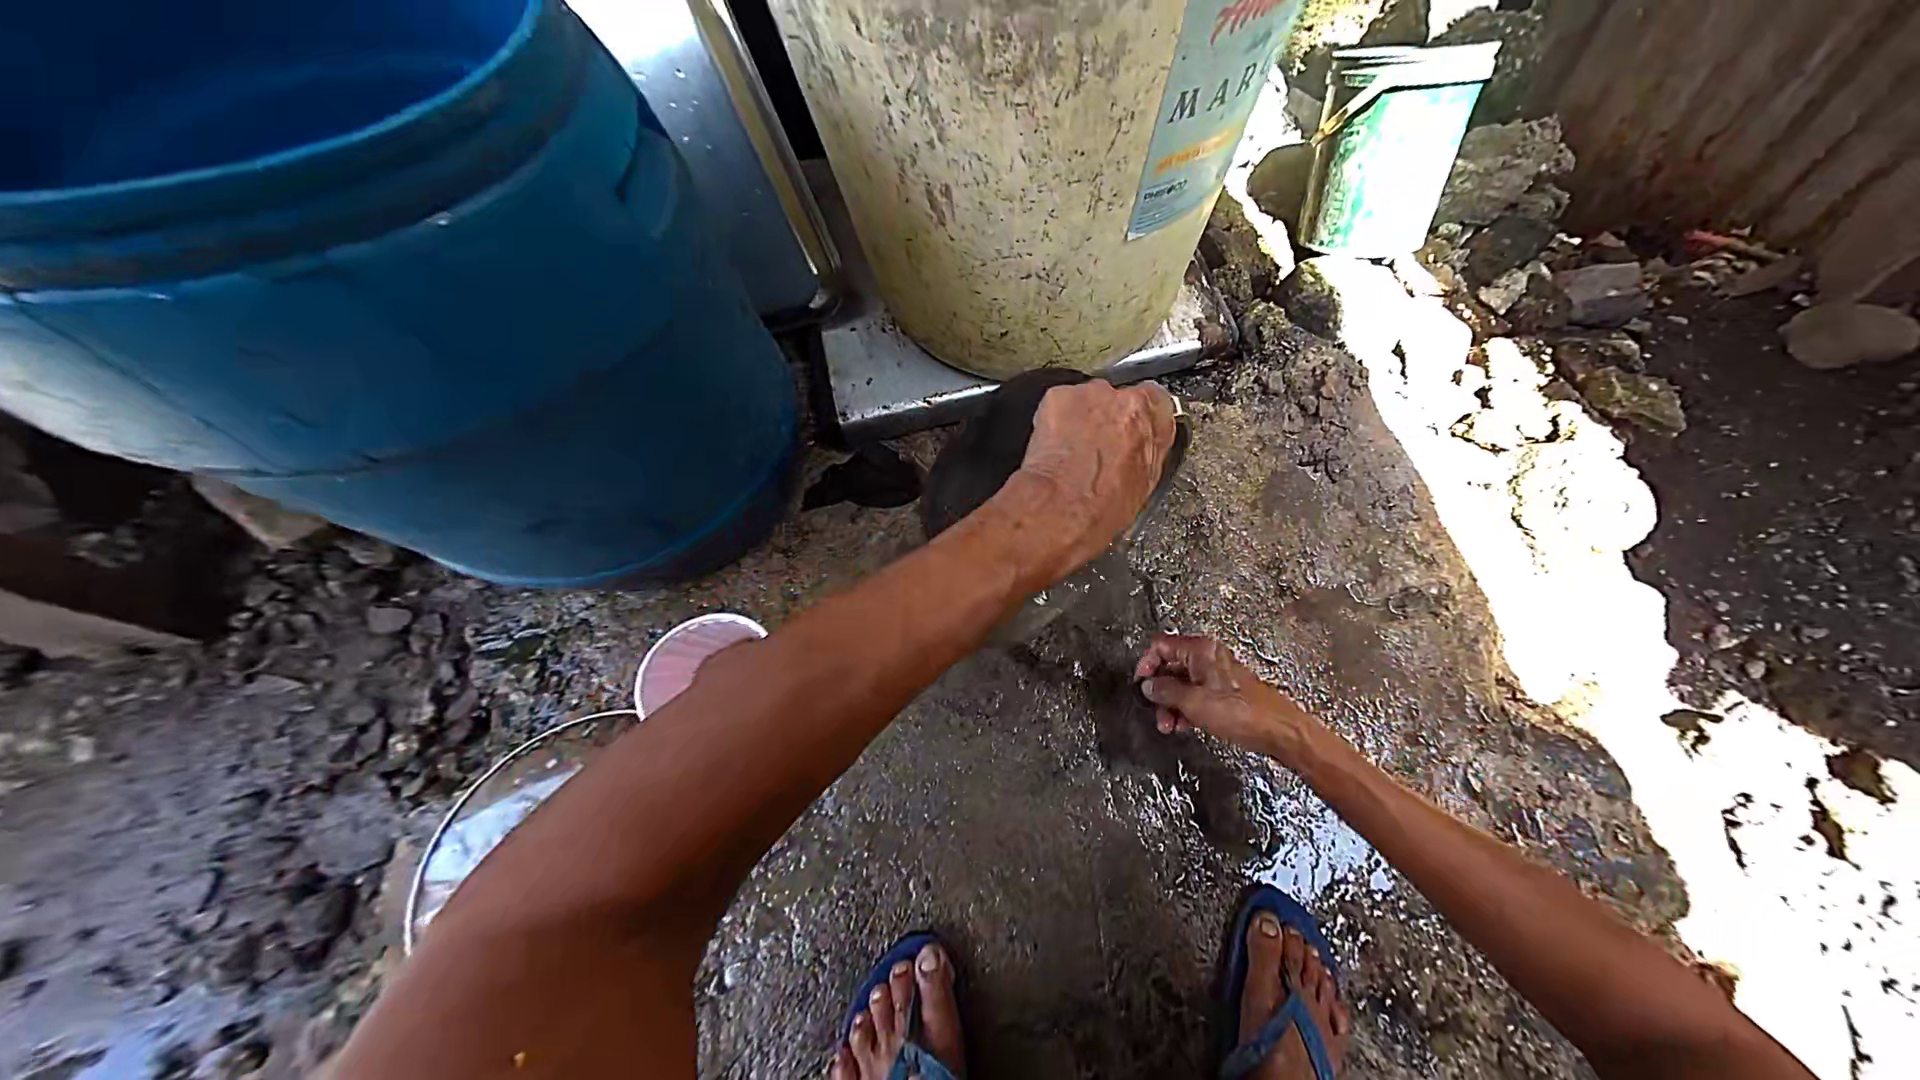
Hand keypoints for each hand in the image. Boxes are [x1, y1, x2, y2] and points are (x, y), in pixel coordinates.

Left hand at [1002, 380, 1177, 577]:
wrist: (1062, 509)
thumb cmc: (1101, 507)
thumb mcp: (1144, 484)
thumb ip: (1148, 452)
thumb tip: (1140, 448)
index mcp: (1152, 420)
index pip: (1156, 402)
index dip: (1139, 421)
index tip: (1128, 434)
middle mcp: (1125, 401)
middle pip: (1116, 401)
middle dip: (1106, 420)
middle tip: (1094, 449)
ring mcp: (1090, 397)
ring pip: (1086, 402)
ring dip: (1080, 420)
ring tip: (1070, 453)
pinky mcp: (1057, 398)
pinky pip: (1058, 405)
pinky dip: (1055, 422)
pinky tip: (1053, 448)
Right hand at [1134, 634, 1318, 766]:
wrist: (1279, 731)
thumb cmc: (1242, 712)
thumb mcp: (1193, 702)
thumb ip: (1165, 691)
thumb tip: (1149, 686)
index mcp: (1200, 650)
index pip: (1160, 646)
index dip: (1146, 664)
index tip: (1142, 684)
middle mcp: (1207, 657)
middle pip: (1170, 666)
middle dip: (1160, 690)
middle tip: (1156, 710)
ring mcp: (1216, 675)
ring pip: (1182, 684)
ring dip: (1171, 704)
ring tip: (1168, 725)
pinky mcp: (1224, 692)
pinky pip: (1195, 695)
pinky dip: (1185, 708)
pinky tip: (1182, 725)